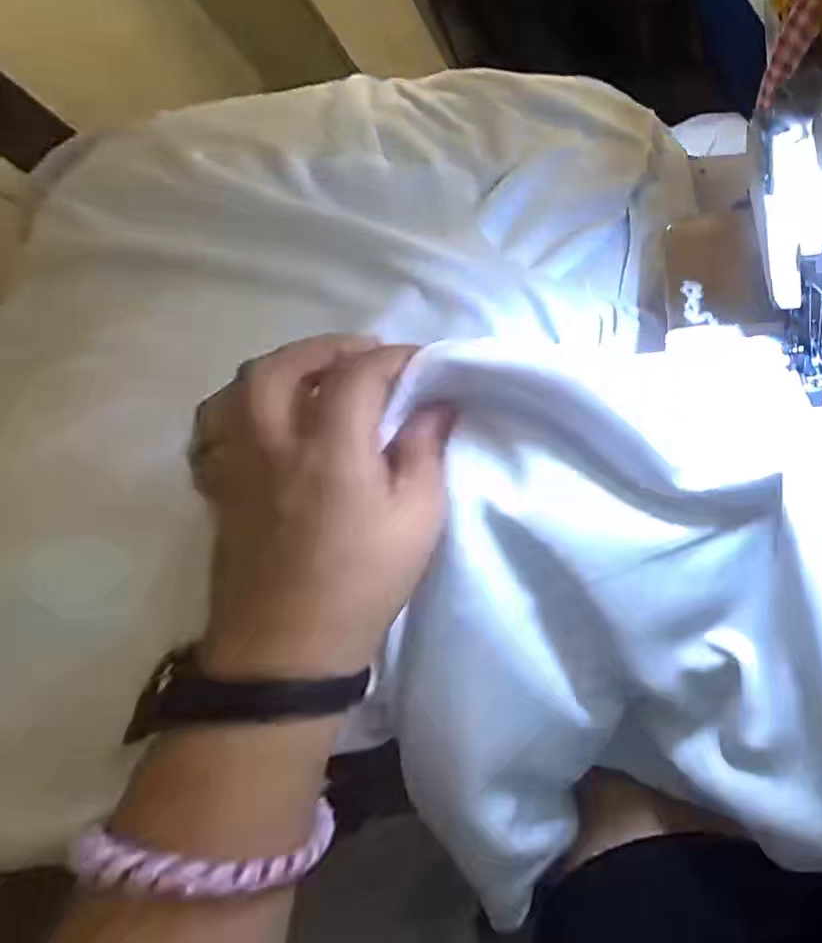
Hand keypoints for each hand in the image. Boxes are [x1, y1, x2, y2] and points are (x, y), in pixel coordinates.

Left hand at [189, 335, 453, 679]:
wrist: (290, 640)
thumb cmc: (369, 573)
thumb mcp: (420, 512)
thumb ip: (425, 451)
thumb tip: (437, 406)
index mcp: (330, 452)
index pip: (356, 377)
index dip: (393, 357)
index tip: (426, 360)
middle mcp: (271, 446)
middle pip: (280, 368)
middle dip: (330, 348)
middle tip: (372, 354)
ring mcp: (235, 465)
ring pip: (237, 389)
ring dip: (284, 368)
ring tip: (324, 376)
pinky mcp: (218, 486)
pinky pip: (217, 423)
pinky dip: (249, 402)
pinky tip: (279, 416)